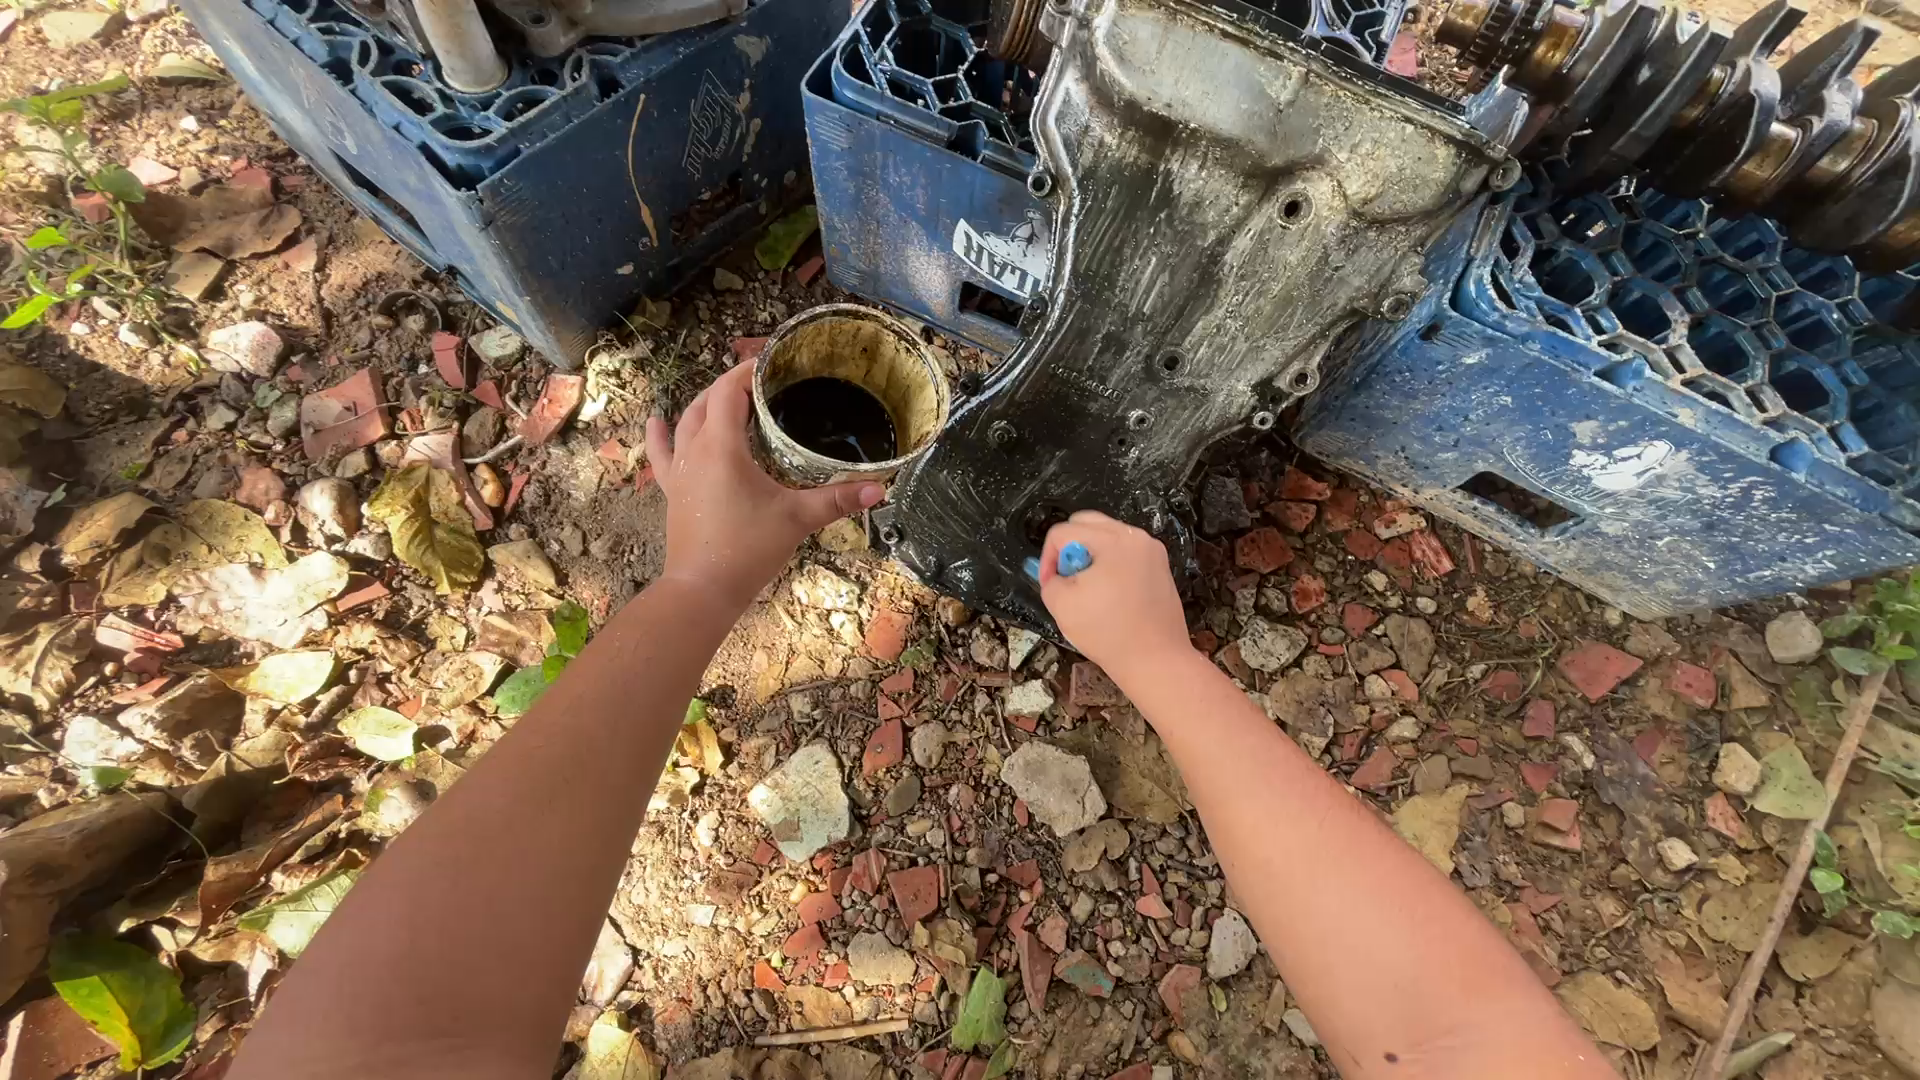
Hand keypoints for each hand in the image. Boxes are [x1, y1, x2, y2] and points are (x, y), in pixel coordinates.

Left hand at [645, 362, 883, 609]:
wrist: (703, 589)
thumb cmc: (749, 548)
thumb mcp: (798, 518)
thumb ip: (838, 500)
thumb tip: (878, 489)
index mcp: (722, 447)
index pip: (729, 392)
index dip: (748, 371)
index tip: (772, 362)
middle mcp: (695, 451)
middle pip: (706, 402)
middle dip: (729, 386)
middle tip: (760, 384)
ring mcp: (679, 472)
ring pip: (684, 424)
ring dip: (703, 405)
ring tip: (722, 397)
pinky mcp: (674, 492)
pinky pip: (663, 455)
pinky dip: (660, 435)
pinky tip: (655, 422)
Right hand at [1037, 511, 1192, 674]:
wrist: (1155, 659)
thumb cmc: (1107, 632)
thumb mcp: (1061, 604)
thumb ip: (1050, 579)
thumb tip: (1057, 573)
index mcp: (1111, 541)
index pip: (1062, 532)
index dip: (1048, 557)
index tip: (1050, 583)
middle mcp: (1135, 537)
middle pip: (1086, 523)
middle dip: (1069, 548)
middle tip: (1068, 578)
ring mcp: (1151, 550)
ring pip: (1107, 535)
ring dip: (1089, 553)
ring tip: (1089, 587)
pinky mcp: (1160, 565)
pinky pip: (1125, 551)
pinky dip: (1110, 562)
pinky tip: (1110, 592)